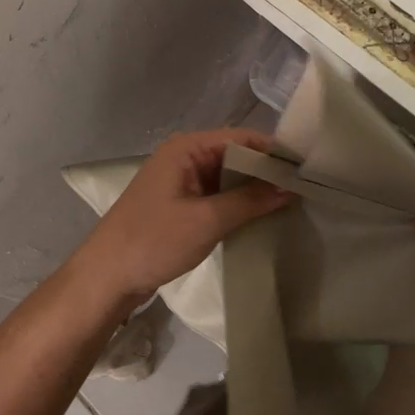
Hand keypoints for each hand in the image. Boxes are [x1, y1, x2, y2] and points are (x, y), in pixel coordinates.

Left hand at [69, 128, 291, 310]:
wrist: (106, 276)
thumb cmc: (153, 240)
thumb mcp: (207, 221)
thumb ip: (249, 201)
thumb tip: (290, 187)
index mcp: (187, 147)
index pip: (242, 137)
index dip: (274, 151)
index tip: (307, 167)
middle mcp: (185, 155)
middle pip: (236, 154)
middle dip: (267, 170)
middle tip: (305, 187)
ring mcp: (181, 179)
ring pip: (228, 175)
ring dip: (254, 188)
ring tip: (292, 202)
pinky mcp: (180, 202)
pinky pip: (217, 193)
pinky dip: (238, 202)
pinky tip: (261, 216)